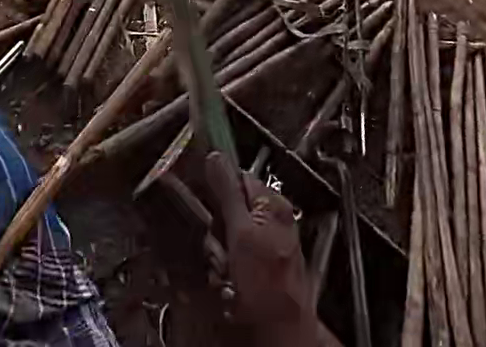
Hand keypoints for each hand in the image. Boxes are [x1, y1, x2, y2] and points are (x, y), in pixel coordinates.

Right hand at [203, 152, 322, 345]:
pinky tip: (227, 274)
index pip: (236, 175)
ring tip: (224, 264)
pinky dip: (225, 260)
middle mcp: (275, 217)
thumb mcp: (240, 232)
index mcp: (274, 203)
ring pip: (227, 229)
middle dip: (217, 222)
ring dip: (218, 245)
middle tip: (219, 243)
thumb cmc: (266, 286)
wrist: (280, 333)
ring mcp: (267, 241)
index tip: (204, 201)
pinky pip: (232, 250)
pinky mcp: (260, 262)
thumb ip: (227, 192)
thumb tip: (215, 156)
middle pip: (230, 203)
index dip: (216, 187)